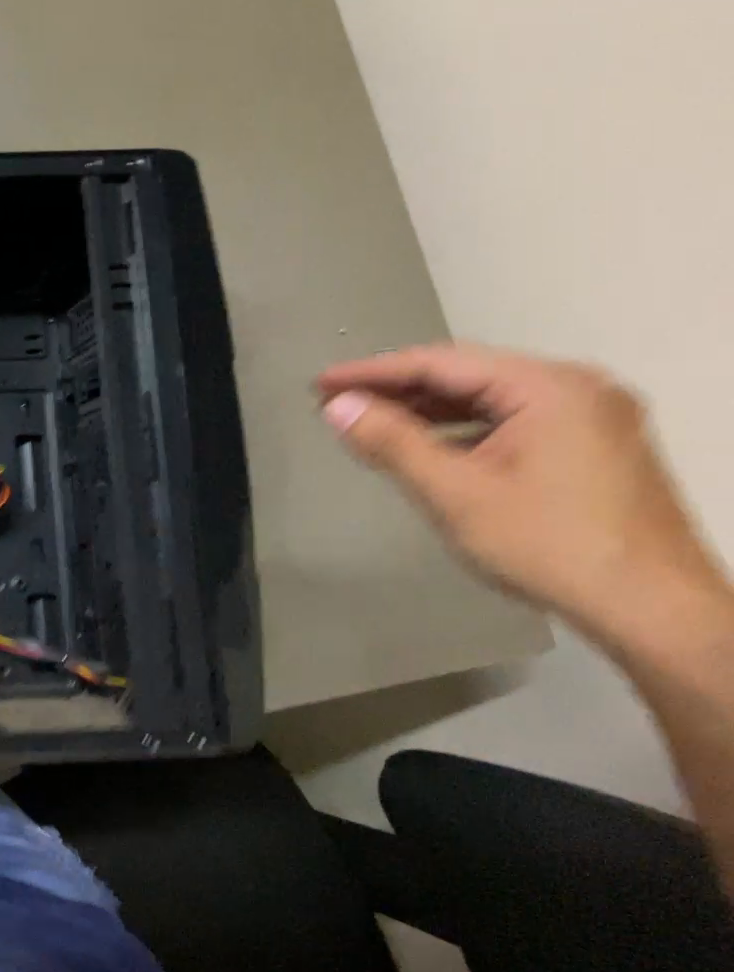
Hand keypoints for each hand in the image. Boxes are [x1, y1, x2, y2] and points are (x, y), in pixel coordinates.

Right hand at [318, 344, 724, 643]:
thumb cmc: (548, 545)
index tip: (320, 384)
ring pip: (492, 399)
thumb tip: (337, 407)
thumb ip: (391, 442)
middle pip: (468, 375)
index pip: (440, 363)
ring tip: (373, 424)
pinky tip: (432, 448)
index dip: (372, 372)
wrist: (652, 608)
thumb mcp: (454, 492)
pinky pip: (516, 421)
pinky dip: (465, 429)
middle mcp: (579, 388)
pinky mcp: (598, 446)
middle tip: (339, 403)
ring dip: (429, 410)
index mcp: (549, 387)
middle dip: (398, 389)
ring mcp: (595, 417)